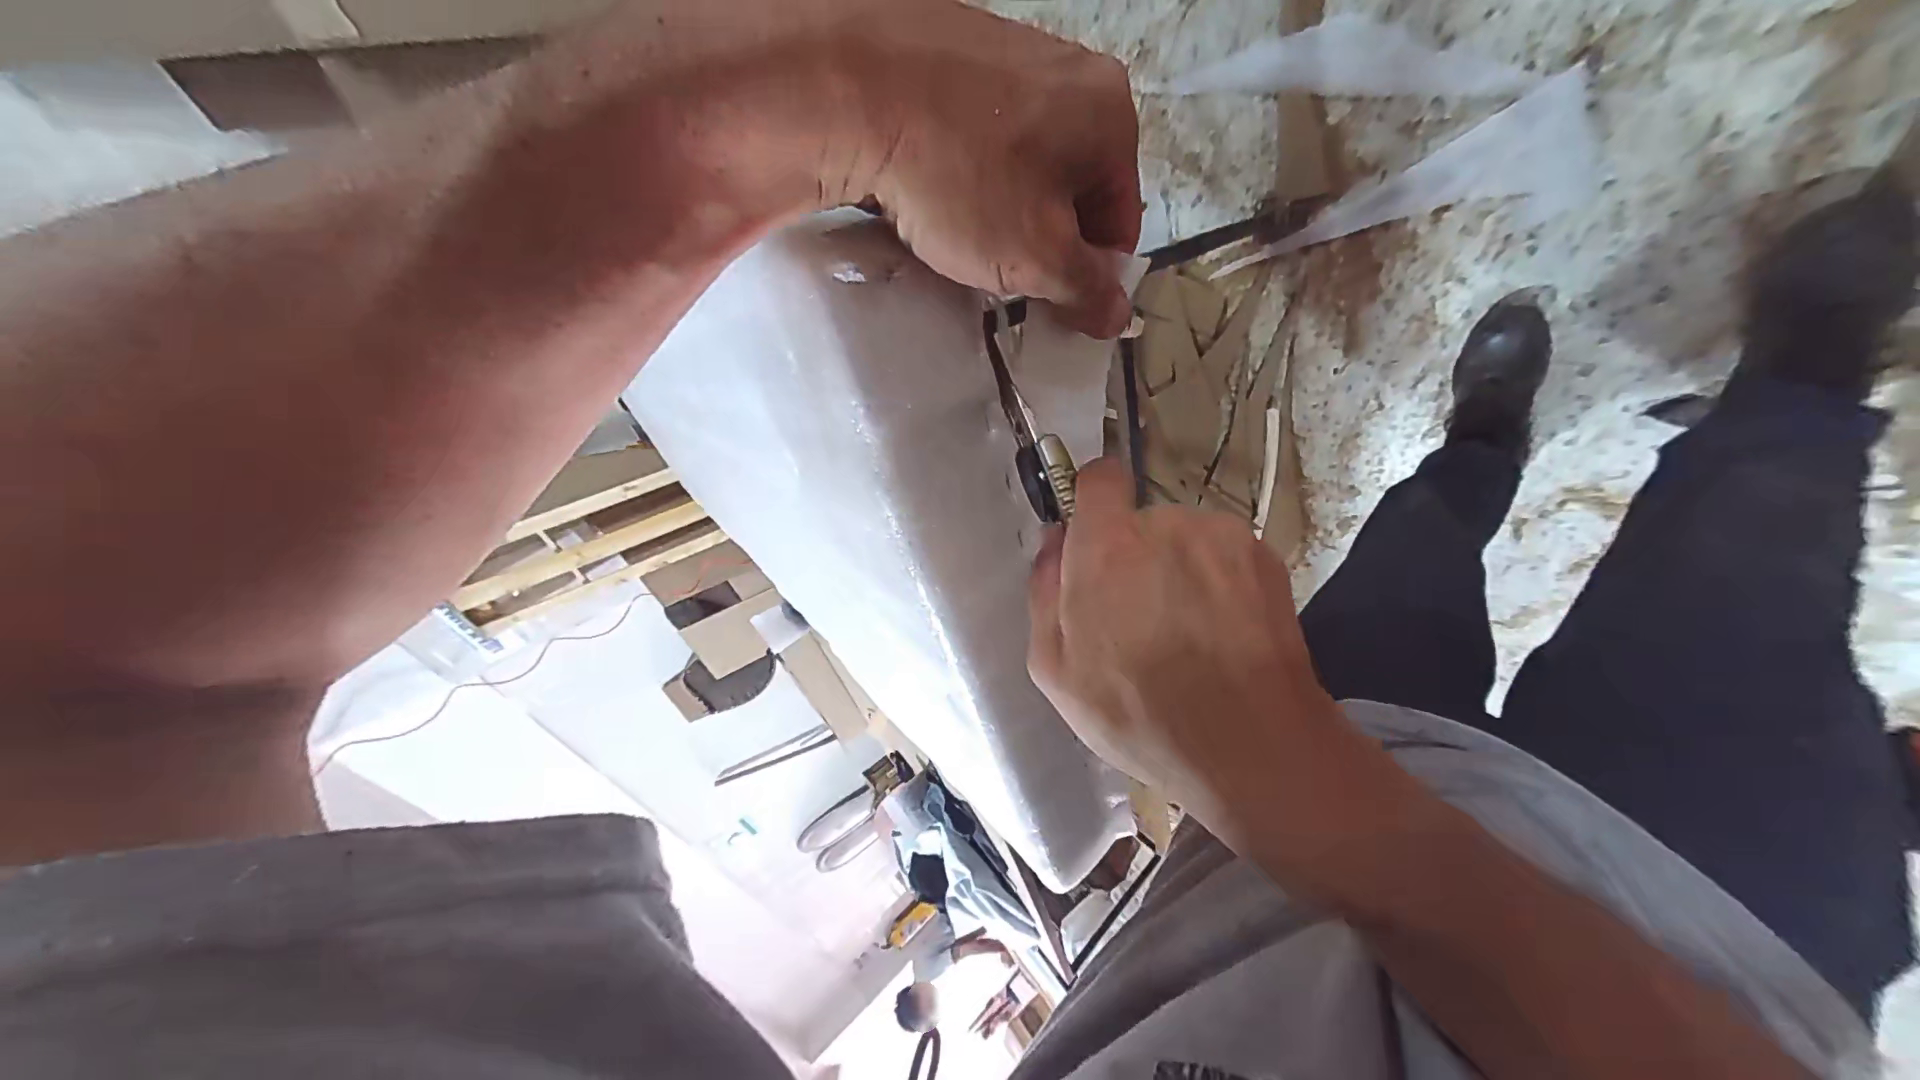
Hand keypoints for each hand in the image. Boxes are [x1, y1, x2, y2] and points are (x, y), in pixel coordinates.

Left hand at [528, 0, 1141, 337]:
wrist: (817, 76)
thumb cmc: (943, 170)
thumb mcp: (1022, 249)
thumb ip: (1080, 282)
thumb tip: (1123, 315)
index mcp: (1095, 111)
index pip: (1119, 210)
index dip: (1093, 270)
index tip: (1062, 315)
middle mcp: (1050, 74)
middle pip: (1068, 187)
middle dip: (1044, 246)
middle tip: (1006, 292)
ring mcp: (988, 60)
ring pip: (1012, 168)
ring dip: (997, 223)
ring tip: (960, 259)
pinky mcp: (926, 63)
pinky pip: (964, 147)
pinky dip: (956, 192)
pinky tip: (924, 212)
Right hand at [1026, 460, 1425, 895]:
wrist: (1252, 746)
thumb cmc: (1138, 715)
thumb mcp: (1054, 670)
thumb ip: (1044, 590)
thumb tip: (1055, 540)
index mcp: (1107, 549)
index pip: (1099, 478)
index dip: (1092, 501)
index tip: (1095, 540)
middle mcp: (1166, 525)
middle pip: (1140, 521)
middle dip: (1133, 556)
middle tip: (1140, 618)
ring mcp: (1222, 538)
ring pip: (1184, 538)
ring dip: (1178, 568)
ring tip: (1188, 633)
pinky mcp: (1265, 556)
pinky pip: (1223, 553)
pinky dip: (1218, 579)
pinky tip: (1223, 632)